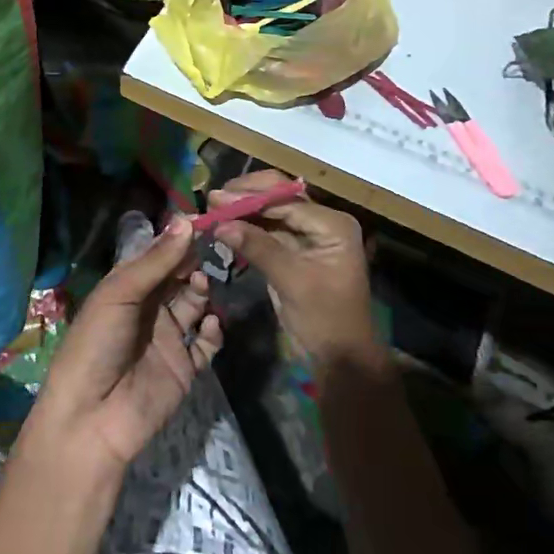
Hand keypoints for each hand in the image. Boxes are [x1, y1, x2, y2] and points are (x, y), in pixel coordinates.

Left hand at [27, 217, 221, 473]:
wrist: (91, 417)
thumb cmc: (96, 343)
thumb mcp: (120, 293)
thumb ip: (156, 261)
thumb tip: (187, 220)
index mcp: (127, 287)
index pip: (158, 256)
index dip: (178, 241)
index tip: (203, 223)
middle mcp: (150, 308)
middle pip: (180, 278)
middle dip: (194, 264)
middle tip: (210, 253)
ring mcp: (168, 338)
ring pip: (196, 305)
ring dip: (203, 291)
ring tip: (201, 287)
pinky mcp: (184, 367)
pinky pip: (207, 344)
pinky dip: (214, 331)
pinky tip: (210, 324)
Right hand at [211, 170, 376, 361]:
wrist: (340, 357)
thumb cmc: (325, 318)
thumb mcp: (292, 281)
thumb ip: (258, 247)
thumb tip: (220, 225)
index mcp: (332, 224)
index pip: (286, 200)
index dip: (250, 197)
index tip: (216, 198)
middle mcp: (322, 222)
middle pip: (279, 197)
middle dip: (246, 196)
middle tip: (213, 199)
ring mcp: (308, 235)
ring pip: (271, 211)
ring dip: (243, 210)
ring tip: (213, 209)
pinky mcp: (294, 249)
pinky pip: (268, 230)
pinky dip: (247, 228)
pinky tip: (225, 226)